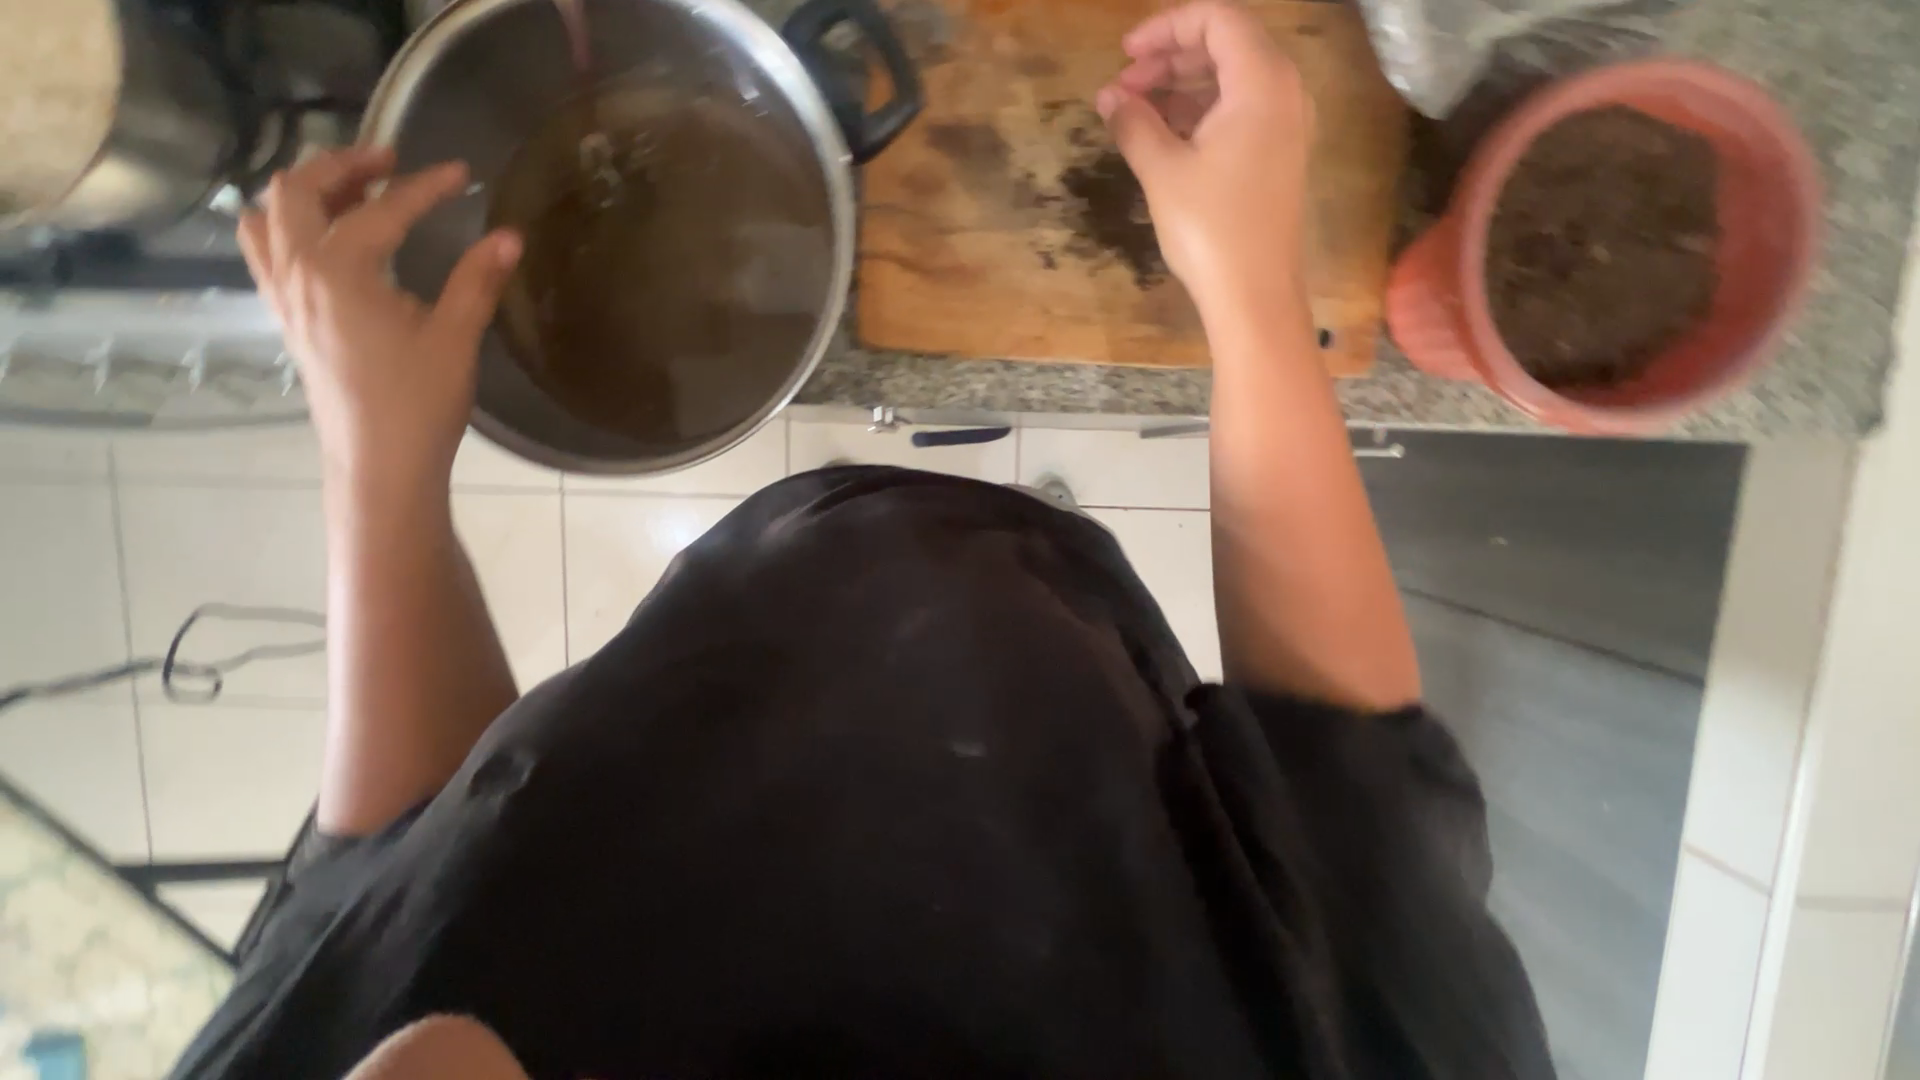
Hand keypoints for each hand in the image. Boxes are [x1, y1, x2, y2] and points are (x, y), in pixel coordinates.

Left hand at [238, 147, 521, 487]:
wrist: (379, 463)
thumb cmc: (419, 403)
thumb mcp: (455, 340)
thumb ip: (477, 282)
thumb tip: (509, 237)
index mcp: (340, 271)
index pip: (382, 210)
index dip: (425, 187)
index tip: (461, 174)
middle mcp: (297, 273)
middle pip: (297, 191)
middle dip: (343, 166)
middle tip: (391, 162)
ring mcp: (284, 297)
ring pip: (268, 217)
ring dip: (305, 192)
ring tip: (352, 193)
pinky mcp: (288, 320)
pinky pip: (267, 253)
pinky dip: (289, 227)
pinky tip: (328, 242)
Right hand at [1096, 2, 1313, 320]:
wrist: (1253, 294)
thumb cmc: (1209, 228)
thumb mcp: (1163, 171)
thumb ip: (1134, 123)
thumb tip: (1108, 98)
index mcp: (1262, 81)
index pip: (1216, 19)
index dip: (1165, 27)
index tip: (1123, 54)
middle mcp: (1284, 91)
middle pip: (1226, 46)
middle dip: (1169, 58)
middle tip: (1123, 87)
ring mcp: (1285, 125)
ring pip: (1230, 81)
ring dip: (1181, 88)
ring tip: (1134, 114)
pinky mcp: (1277, 156)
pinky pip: (1238, 112)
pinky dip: (1200, 113)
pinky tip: (1164, 136)